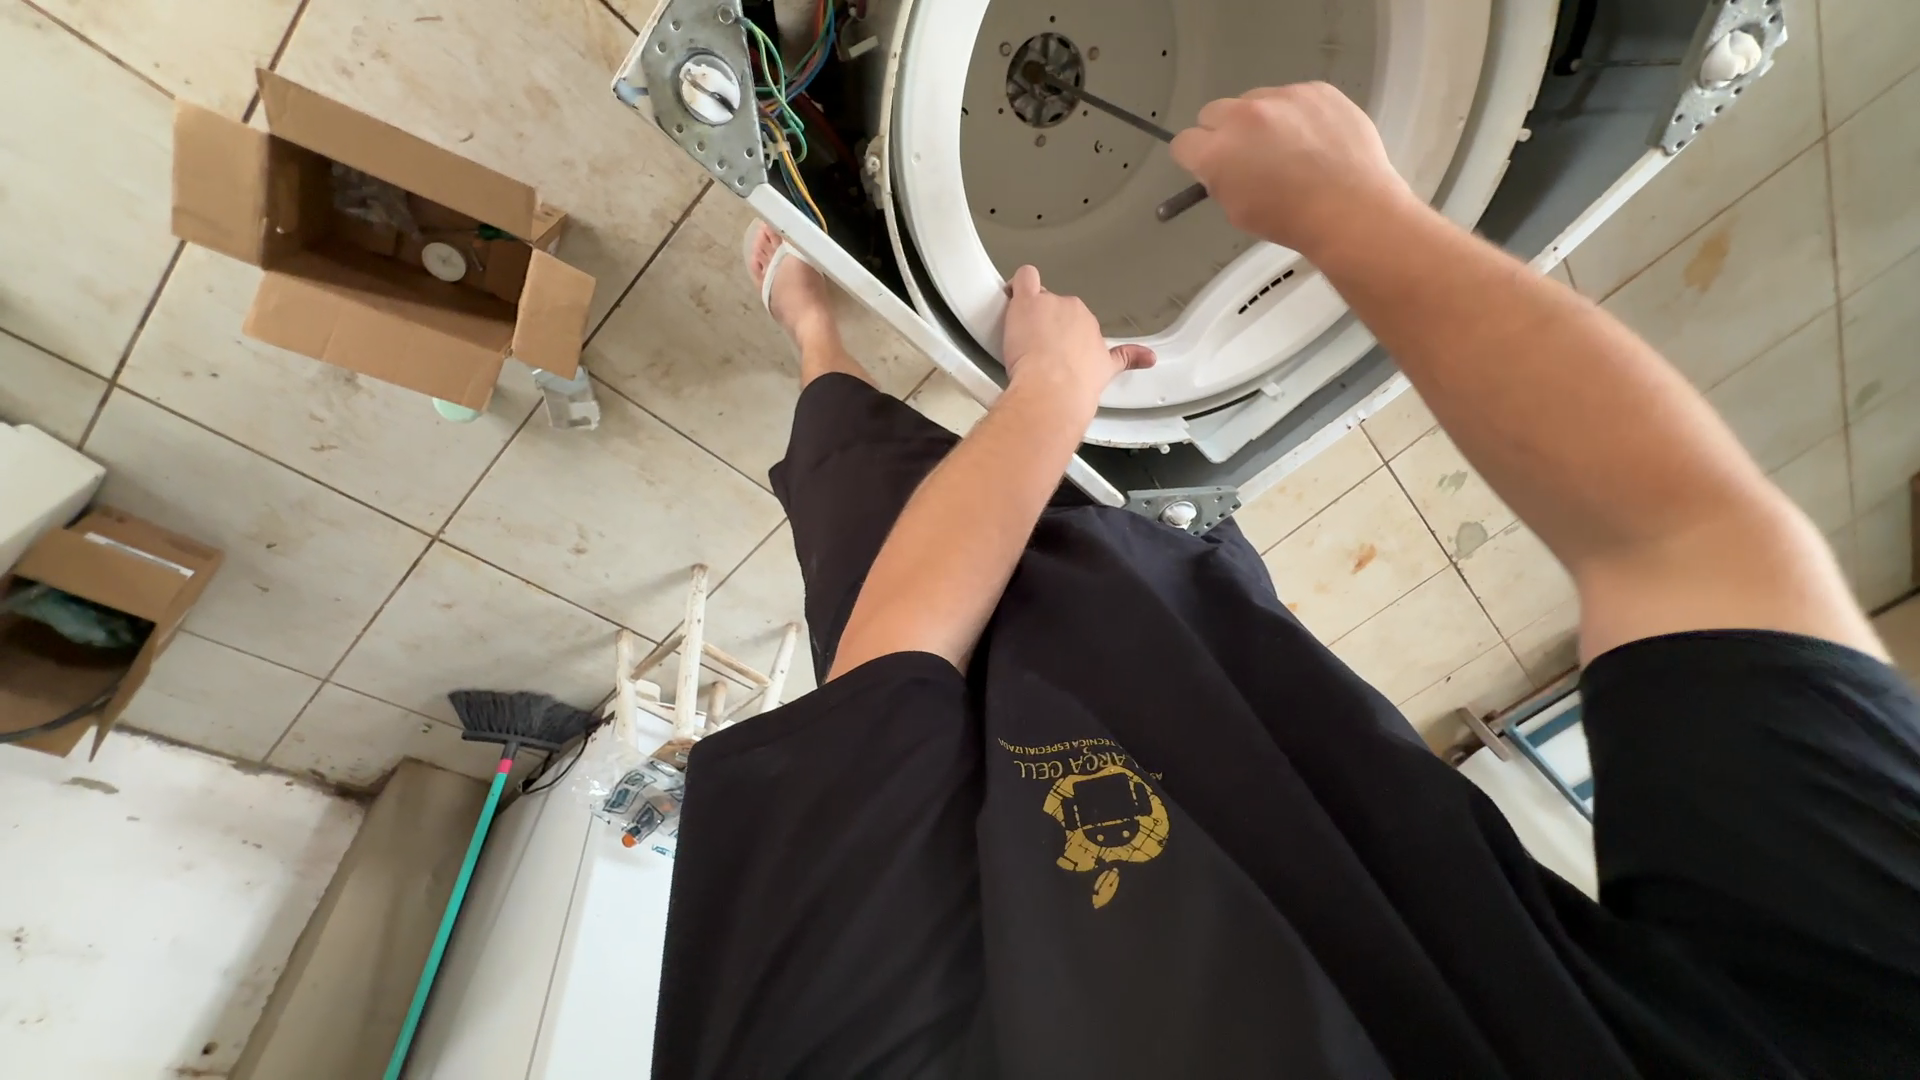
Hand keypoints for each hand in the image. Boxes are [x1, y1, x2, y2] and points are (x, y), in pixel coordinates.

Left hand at [1001, 266, 1154, 396]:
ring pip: (1034, 298)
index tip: (1054, 346)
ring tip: (1017, 338)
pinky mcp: (1027, 302)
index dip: (1060, 332)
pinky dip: (1014, 285)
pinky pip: (1024, 278)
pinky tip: (1008, 297)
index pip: (1072, 319)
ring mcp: (1049, 304)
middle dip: (1041, 323)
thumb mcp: (1106, 372)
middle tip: (1032, 346)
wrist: (1056, 389)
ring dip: (1025, 314)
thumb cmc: (1076, 386)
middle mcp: (1072, 309)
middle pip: (1052, 307)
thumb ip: (1126, 359)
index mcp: (1089, 324)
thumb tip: (1147, 358)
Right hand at [1170, 83, 1417, 255]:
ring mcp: (1282, 96)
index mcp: (1217, 152)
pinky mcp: (1315, 89)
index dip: (1194, 157)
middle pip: (1213, 112)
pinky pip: (1292, 96)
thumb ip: (1219, 180)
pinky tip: (1312, 139)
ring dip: (1259, 119)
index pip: (1184, 143)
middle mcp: (1244, 116)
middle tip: (1245, 155)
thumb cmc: (1287, 219)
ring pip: (1253, 100)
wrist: (1348, 206)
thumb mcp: (1236, 211)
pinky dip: (1294, 114)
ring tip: (1286, 147)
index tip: (1209, 168)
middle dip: (1222, 132)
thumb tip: (1222, 167)